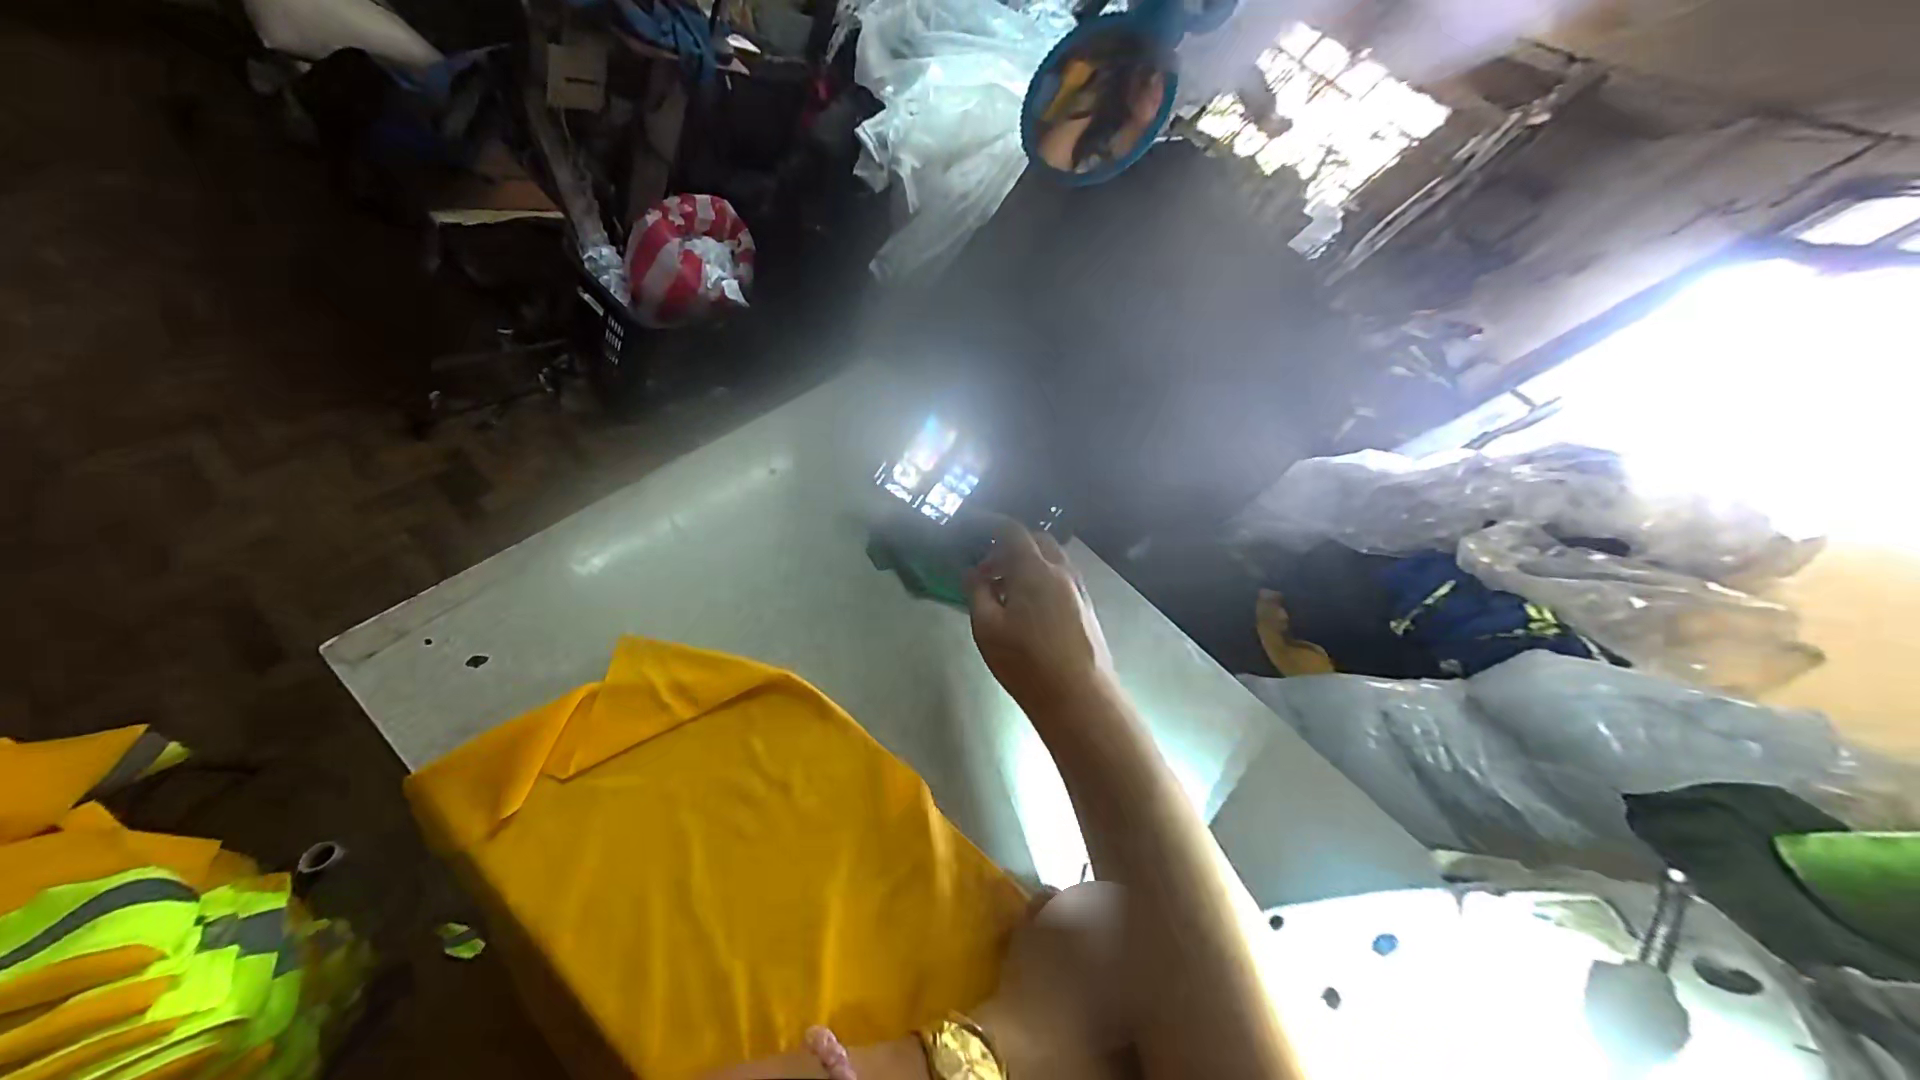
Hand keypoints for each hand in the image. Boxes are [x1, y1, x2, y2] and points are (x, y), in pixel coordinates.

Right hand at [965, 519, 1115, 711]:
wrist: (1079, 697)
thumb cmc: (1026, 662)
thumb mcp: (987, 628)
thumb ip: (977, 593)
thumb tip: (972, 572)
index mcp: (1035, 570)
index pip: (1013, 531)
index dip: (990, 524)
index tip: (972, 527)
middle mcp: (1062, 572)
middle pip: (1037, 542)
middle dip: (1010, 547)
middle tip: (987, 570)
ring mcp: (1079, 591)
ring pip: (1052, 561)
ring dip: (1028, 565)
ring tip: (1005, 594)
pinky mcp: (1087, 610)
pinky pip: (1062, 580)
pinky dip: (1042, 580)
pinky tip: (1028, 610)